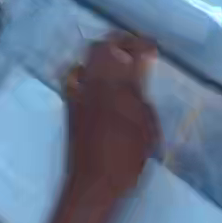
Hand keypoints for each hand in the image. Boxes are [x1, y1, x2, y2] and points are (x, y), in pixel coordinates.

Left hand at [61, 33, 159, 216]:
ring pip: (90, 54)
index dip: (144, 45)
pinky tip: (90, 75)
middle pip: (107, 45)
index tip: (152, 46)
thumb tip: (136, 85)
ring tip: (115, 56)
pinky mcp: (70, 99)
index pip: (134, 53)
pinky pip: (74, 72)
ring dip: (103, 49)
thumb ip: (142, 100)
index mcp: (124, 87)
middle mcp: (100, 81)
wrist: (94, 182)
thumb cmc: (127, 160)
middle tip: (133, 46)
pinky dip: (84, 67)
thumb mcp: (148, 130)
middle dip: (121, 40)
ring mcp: (81, 88)